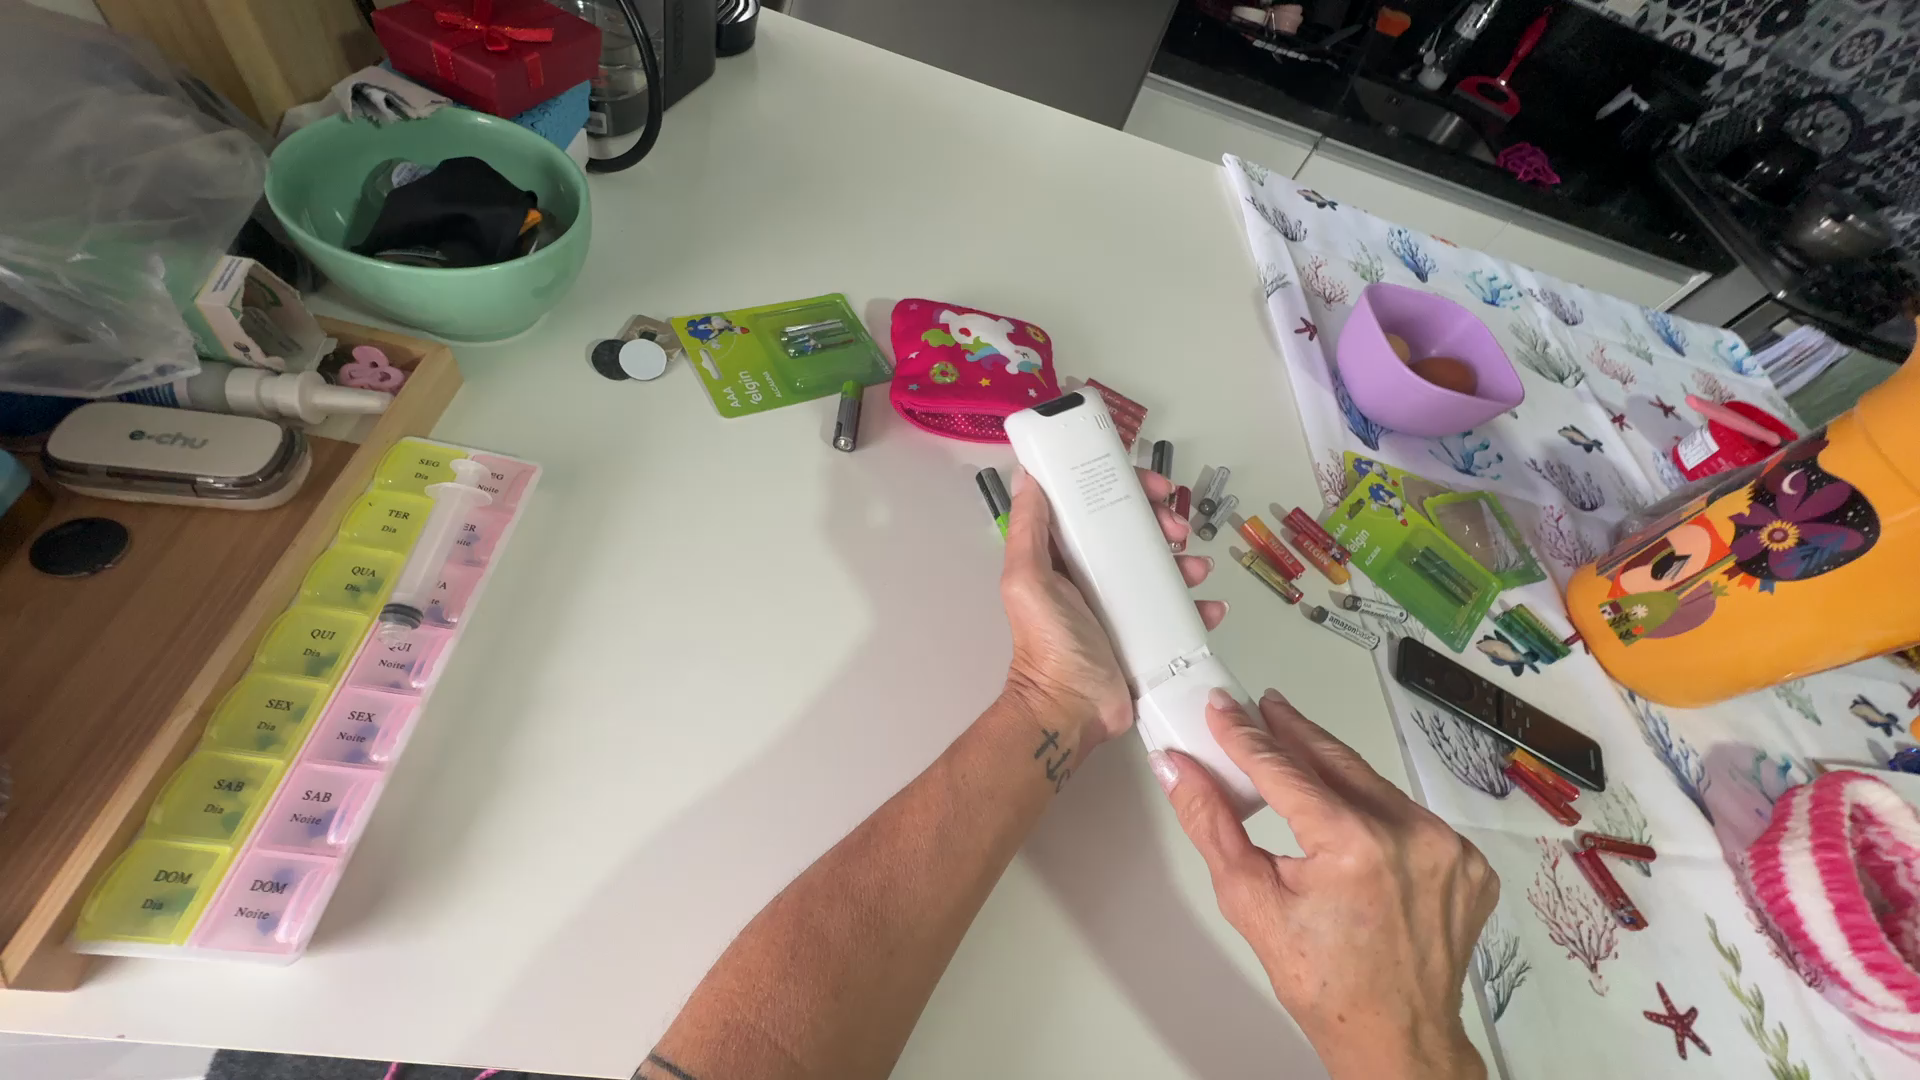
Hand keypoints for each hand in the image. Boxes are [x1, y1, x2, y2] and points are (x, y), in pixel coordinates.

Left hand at [998, 466, 1224, 757]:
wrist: (1071, 710)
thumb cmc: (1047, 643)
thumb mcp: (1027, 579)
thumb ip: (1027, 528)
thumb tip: (1029, 474)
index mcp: (1062, 554)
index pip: (1093, 503)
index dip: (1123, 486)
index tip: (1152, 486)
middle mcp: (1091, 571)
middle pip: (1134, 528)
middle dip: (1163, 520)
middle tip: (1178, 529)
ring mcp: (1121, 601)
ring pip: (1161, 564)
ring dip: (1186, 559)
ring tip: (1196, 569)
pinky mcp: (1146, 629)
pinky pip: (1178, 606)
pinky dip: (1198, 603)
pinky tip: (1210, 607)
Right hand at [1152, 690, 1496, 1079]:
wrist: (1398, 1038)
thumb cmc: (1321, 978)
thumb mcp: (1247, 898)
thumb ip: (1209, 821)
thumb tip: (1177, 768)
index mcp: (1352, 845)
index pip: (1282, 768)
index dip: (1243, 734)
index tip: (1220, 707)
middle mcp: (1408, 834)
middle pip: (1332, 758)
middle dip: (1290, 728)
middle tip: (1260, 705)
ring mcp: (1445, 846)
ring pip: (1369, 780)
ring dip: (1326, 760)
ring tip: (1291, 738)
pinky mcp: (1464, 857)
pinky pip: (1402, 808)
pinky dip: (1366, 796)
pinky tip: (1339, 796)